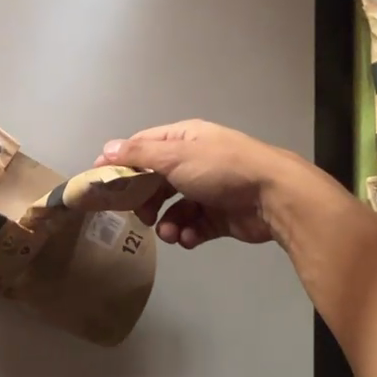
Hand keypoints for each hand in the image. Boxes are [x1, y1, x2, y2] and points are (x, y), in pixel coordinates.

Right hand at [94, 119, 319, 248]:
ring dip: (166, 222)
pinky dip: (186, 233)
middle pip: (156, 182)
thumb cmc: (222, 169)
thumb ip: (139, 155)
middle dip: (145, 200)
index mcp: (185, 140)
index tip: (103, 183)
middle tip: (140, 216)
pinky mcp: (219, 217)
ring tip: (169, 232)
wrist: (273, 196)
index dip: (122, 164)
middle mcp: (195, 162)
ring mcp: (208, 190)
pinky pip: (192, 226)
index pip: (144, 147)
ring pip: (173, 208)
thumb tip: (105, 149)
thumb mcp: (175, 156)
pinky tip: (187, 237)